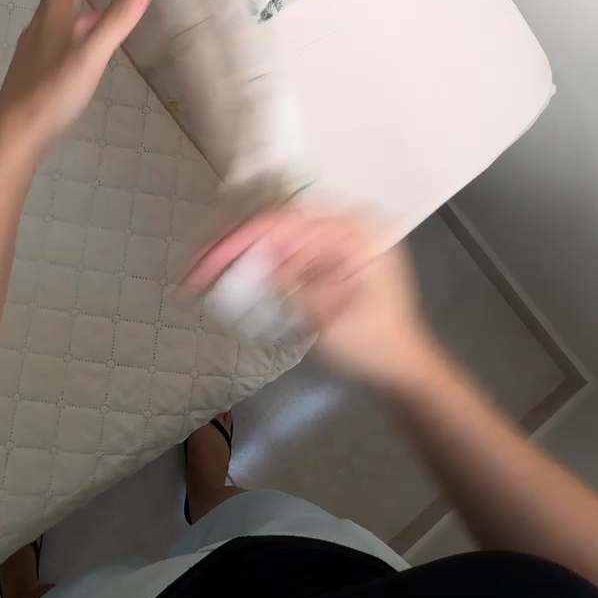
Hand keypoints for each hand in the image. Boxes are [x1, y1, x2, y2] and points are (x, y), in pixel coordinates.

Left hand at [0, 0, 155, 153]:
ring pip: (55, 23)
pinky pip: (54, 44)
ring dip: (74, 11)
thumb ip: (120, 16)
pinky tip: (77, 52)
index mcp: (53, 20)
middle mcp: (40, 31)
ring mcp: (34, 54)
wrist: (15, 134)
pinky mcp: (34, 76)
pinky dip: (70, 36)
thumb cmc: (53, 90)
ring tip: (92, 12)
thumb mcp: (92, 52)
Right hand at [183, 205, 443, 390]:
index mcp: (353, 229)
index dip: (237, 242)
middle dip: (231, 244)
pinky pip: (288, 251)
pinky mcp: (332, 259)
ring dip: (240, 254)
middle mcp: (346, 224)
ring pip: (277, 237)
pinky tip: (233, 275)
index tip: (202, 264)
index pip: (283, 223)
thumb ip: (288, 281)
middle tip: (192, 270)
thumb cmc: (373, 347)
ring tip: (202, 271)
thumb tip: (248, 257)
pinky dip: (259, 263)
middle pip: (277, 224)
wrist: (405, 374)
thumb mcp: (328, 316)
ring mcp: (339, 241)